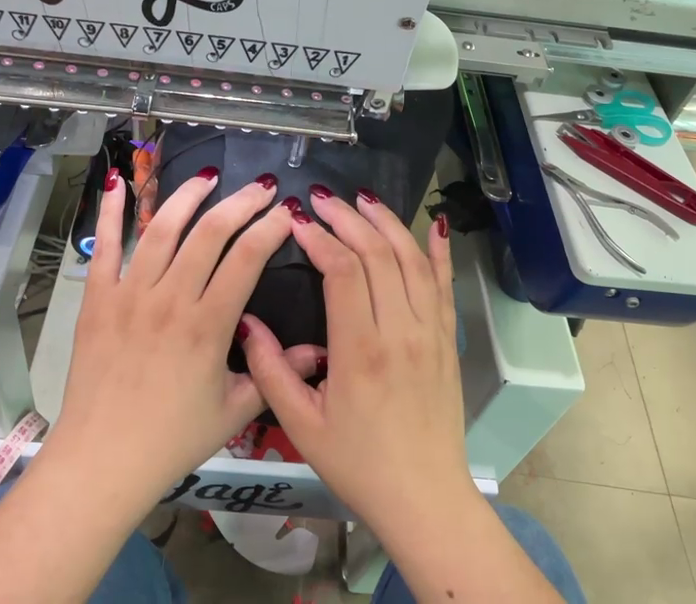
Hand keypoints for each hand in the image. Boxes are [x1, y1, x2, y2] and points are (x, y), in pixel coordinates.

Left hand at [40, 167, 322, 509]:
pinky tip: (120, 181)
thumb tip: (318, 351)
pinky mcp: (97, 299)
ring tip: (209, 178)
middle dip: (241, 203)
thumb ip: (275, 374)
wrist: (103, 459)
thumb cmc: (172, 439)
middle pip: (209, 233)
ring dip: (187, 197)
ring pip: (161, 229)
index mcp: (207, 325)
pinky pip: (104, 247)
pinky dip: (111, 212)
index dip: (270, 228)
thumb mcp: (235, 412)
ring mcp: (129, 294)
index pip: (246, 258)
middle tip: (261, 188)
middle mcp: (170, 299)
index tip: (287, 211)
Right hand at [239, 189, 473, 528]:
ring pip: (411, 260)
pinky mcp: (447, 340)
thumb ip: (270, 372)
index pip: (343, 270)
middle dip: (348, 218)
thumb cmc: (358, 464)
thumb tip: (248, 322)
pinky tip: (431, 225)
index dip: (320, 238)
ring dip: (387, 223)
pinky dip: (437, 252)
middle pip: (377, 254)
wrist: (424, 497)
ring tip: (362, 200)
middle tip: (322, 198)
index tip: (297, 220)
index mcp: (361, 349)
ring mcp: (430, 332)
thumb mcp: (300, 426)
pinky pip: (444, 285)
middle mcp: (401, 330)